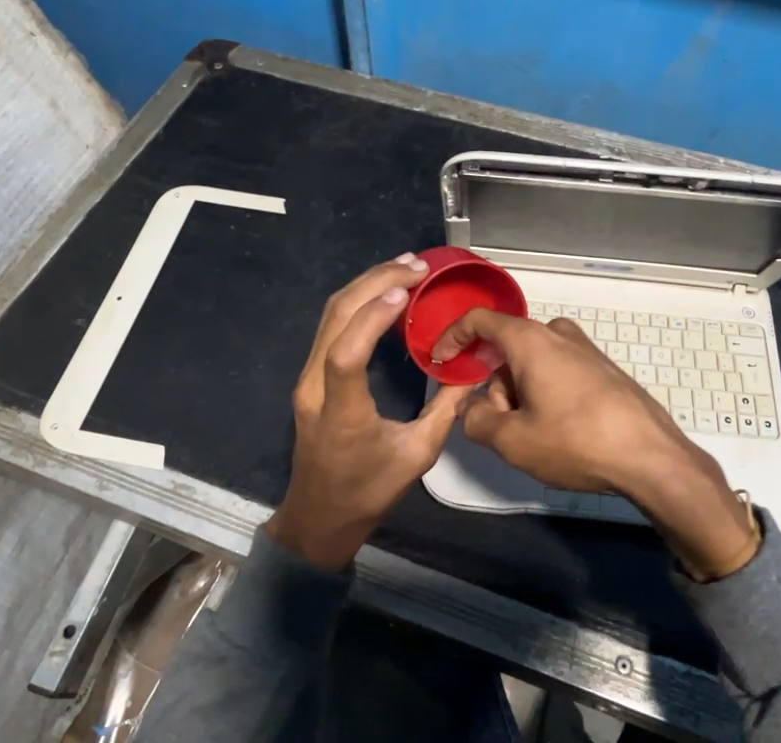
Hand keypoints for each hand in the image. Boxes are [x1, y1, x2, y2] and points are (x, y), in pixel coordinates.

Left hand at [264, 254, 466, 570]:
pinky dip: (356, 301)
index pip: (345, 356)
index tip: (404, 294)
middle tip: (416, 266)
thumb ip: (445, 411)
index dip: (371, 320)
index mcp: (342, 414)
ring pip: (329, 316)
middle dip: (374, 284)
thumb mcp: (417, 457)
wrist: (319, 515)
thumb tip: (473, 371)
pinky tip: (383, 291)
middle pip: (335, 320)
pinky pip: (330, 326)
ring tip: (403, 267)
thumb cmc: (368, 492)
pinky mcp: (310, 375)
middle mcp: (315, 388)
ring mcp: (307, 379)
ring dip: (365, 286)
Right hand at [433, 310, 758, 578]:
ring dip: (521, 392)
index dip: (452, 337)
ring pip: (534, 362)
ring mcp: (586, 349)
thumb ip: (477, 420)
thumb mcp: (513, 440)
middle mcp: (558, 333)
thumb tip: (469, 408)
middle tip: (499, 423)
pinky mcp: (605, 369)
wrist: (653, 459)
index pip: (479, 320)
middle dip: (494, 383)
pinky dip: (546, 393)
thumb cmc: (576, 442)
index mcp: (530, 340)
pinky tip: (560, 431)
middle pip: (507, 347)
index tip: (441, 361)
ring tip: (533, 435)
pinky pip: (559, 371)